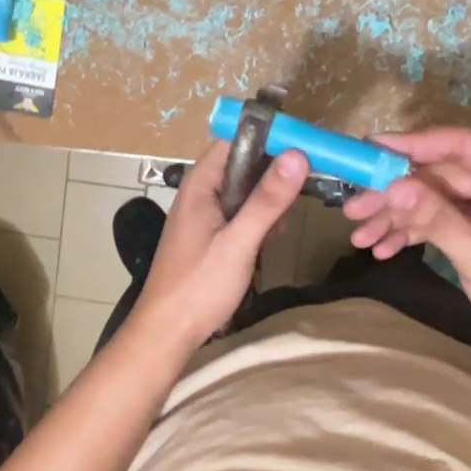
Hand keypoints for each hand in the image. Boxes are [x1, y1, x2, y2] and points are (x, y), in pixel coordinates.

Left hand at [128, 141, 307, 350]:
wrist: (167, 332)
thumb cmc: (199, 286)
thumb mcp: (239, 242)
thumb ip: (267, 200)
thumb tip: (298, 154)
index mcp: (199, 185)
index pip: (234, 141)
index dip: (267, 138)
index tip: (303, 147)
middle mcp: (199, 194)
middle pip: (241, 165)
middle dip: (272, 173)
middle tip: (301, 189)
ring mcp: (203, 216)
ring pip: (243, 192)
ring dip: (267, 201)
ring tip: (281, 223)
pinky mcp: (209, 238)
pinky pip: (238, 215)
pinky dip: (257, 221)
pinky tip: (269, 239)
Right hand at [342, 127, 470, 370]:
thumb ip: (436, 217)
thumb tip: (391, 186)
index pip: (461, 146)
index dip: (413, 145)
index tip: (369, 149)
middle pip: (441, 175)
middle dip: (396, 194)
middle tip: (352, 208)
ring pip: (436, 201)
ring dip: (398, 219)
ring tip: (358, 237)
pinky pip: (443, 223)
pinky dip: (415, 235)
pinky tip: (383, 249)